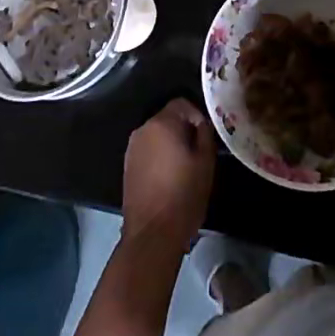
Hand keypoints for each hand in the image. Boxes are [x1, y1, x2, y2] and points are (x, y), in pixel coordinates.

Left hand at [122, 99, 215, 251]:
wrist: (152, 232)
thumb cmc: (184, 195)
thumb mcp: (206, 163)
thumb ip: (205, 135)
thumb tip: (201, 124)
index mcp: (161, 124)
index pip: (181, 103)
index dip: (197, 115)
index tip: (207, 136)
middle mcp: (142, 130)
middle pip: (167, 118)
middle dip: (184, 130)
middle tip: (199, 152)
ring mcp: (132, 148)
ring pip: (157, 135)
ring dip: (171, 143)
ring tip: (186, 167)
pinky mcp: (128, 165)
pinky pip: (148, 150)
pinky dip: (159, 156)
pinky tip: (169, 177)